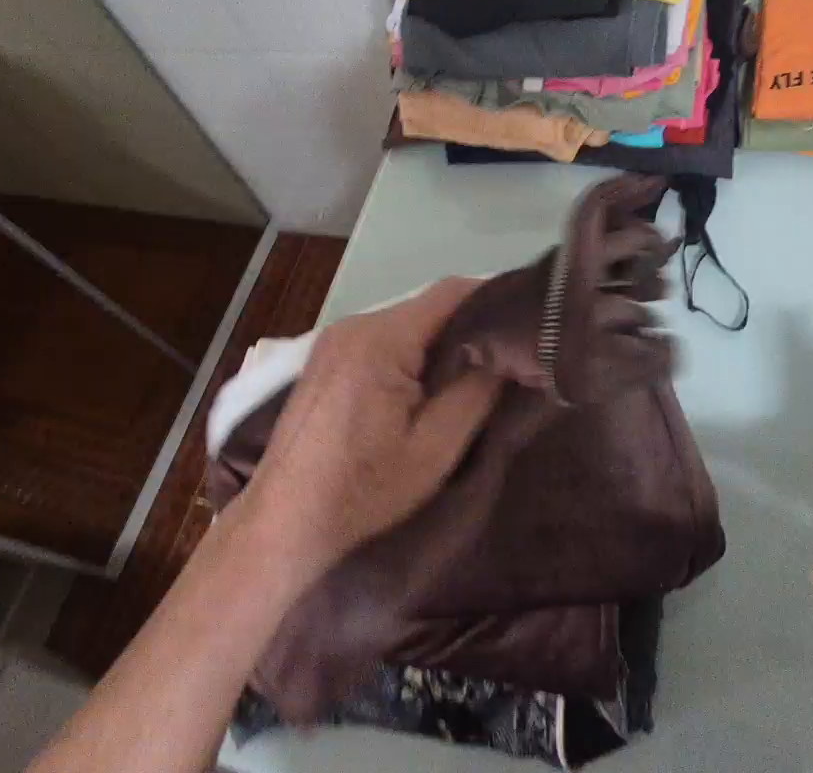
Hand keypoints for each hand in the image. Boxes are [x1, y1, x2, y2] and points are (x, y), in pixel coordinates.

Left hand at [231, 278, 502, 581]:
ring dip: (441, 344)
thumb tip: (506, 353)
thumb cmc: (363, 489)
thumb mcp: (434, 448)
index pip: (451, 292)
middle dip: (470, 327)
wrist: (285, 521)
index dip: (495, 300)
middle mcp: (354, 325)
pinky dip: (412, 354)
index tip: (528, 325)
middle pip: (428, 306)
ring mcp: (335, 339)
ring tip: (475, 377)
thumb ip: (475, 392)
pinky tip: (428, 387)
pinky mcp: (327, 358)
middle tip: (509, 359)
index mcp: (380, 340)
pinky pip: (383, 340)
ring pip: (407, 323)